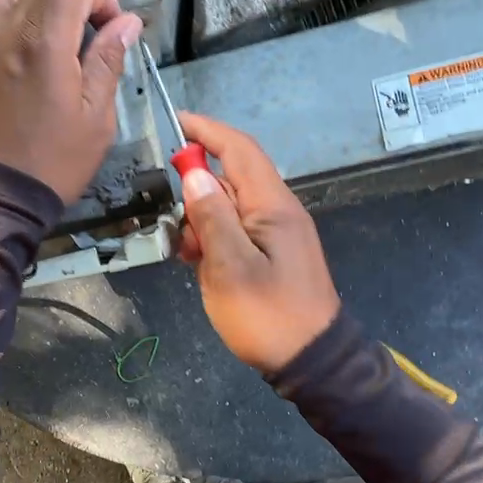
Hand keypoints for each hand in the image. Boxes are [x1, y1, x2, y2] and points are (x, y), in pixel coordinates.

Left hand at [0, 0, 144, 202]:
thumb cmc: (52, 163)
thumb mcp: (96, 119)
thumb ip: (109, 62)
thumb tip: (127, 23)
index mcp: (43, 40)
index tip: (120, 17)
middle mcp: (7, 30)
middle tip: (108, 10)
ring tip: (64, 20)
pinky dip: (15, 14)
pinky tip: (32, 40)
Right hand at [177, 112, 340, 373]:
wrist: (311, 361)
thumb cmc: (268, 316)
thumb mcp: (230, 268)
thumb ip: (212, 217)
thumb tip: (195, 174)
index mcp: (273, 206)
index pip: (238, 150)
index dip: (206, 132)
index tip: (173, 122)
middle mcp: (277, 212)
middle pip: (230, 178)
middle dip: (196, 189)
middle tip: (172, 221)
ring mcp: (276, 235)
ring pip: (229, 208)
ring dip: (201, 221)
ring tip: (186, 253)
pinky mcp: (271, 256)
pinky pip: (236, 232)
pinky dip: (213, 240)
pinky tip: (197, 262)